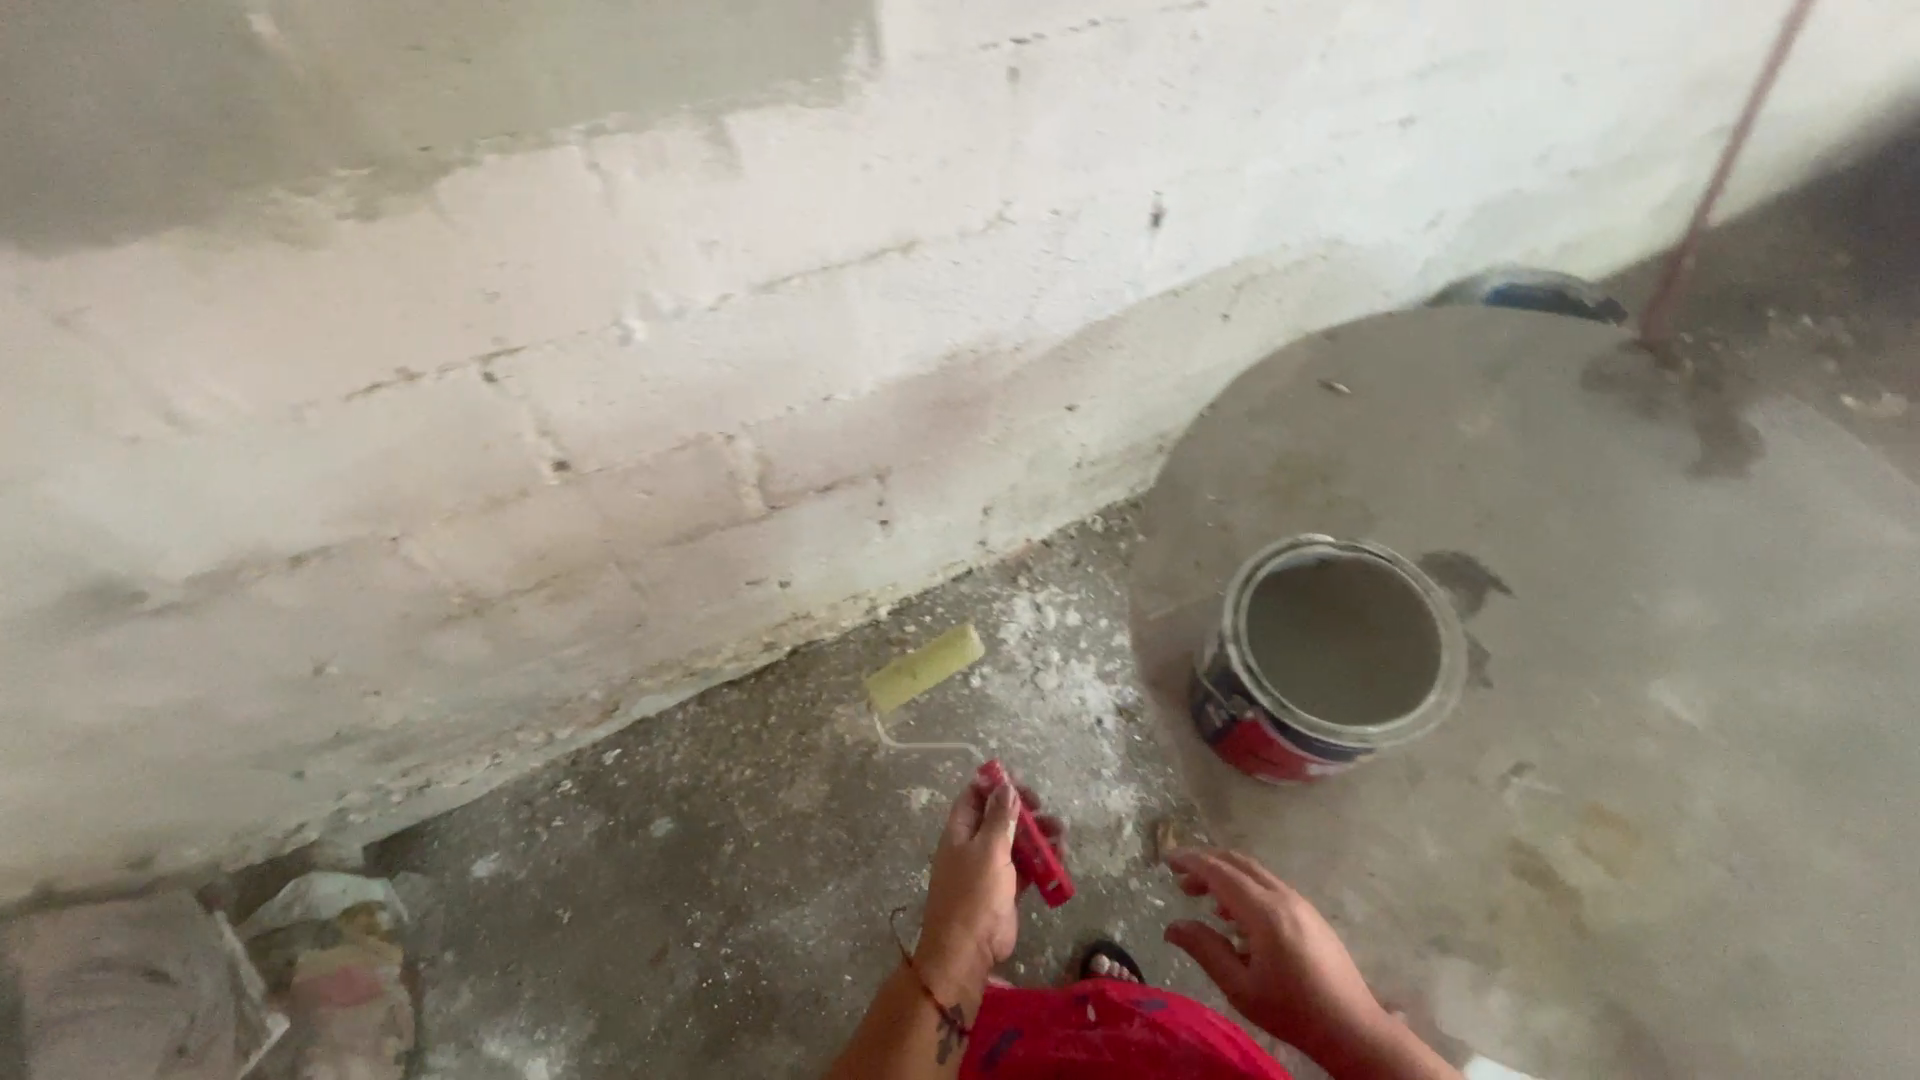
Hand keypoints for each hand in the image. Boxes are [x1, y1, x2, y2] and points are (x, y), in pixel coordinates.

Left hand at [916, 780, 1061, 996]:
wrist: (967, 951)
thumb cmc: (973, 895)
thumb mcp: (988, 850)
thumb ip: (1000, 819)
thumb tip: (1006, 787)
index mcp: (960, 831)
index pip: (974, 796)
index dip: (994, 785)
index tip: (1019, 781)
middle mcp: (973, 845)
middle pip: (999, 818)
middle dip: (1023, 810)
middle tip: (1043, 808)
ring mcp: (989, 868)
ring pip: (1016, 842)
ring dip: (1038, 836)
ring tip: (1061, 833)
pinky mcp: (1005, 889)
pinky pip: (1025, 868)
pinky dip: (1041, 862)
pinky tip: (1059, 859)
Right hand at [1163, 849, 1392, 1064]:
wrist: (1353, 1029)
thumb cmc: (1292, 1012)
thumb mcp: (1240, 988)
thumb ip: (1205, 950)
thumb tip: (1173, 926)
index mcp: (1265, 912)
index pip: (1220, 872)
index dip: (1191, 861)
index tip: (1167, 859)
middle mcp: (1283, 897)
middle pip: (1238, 863)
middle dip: (1205, 863)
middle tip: (1179, 877)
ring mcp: (1300, 903)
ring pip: (1255, 873)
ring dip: (1225, 875)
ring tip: (1201, 897)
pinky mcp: (1310, 914)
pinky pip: (1269, 886)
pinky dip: (1244, 887)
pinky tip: (1234, 916)